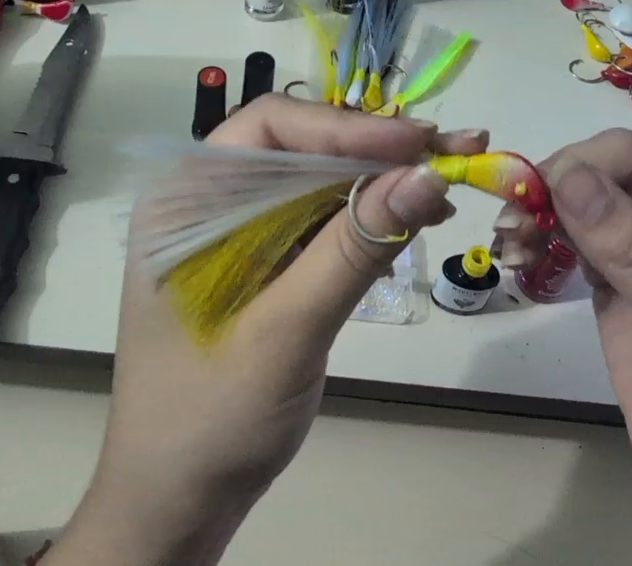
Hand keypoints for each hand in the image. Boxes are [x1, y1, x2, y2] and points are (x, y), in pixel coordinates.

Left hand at [48, 95, 483, 564]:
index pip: (269, 129)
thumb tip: (426, 176)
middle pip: (300, 149)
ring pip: (318, 182)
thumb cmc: (208, 420)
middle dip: (376, 150)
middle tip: (455, 150)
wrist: (176, 503)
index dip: (345, 127)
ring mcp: (239, 232)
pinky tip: (417, 218)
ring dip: (382, 182)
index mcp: (185, 199)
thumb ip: (352, 251)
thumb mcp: (284, 333)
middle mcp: (210, 200)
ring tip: (448, 183)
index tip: (415, 143)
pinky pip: (322, 221)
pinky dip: (370, 219)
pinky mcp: (267, 262)